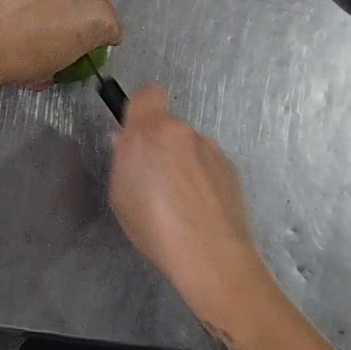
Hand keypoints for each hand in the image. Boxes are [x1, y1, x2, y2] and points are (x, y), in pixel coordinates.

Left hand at [0, 0, 120, 87]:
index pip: (109, 30)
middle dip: (80, 13)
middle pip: (94, 1)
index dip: (94, 39)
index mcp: (101, 21)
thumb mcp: (54, 66)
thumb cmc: (19, 60)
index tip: (78, 45)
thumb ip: (70, 48)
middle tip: (53, 28)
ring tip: (39, 6)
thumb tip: (62, 46)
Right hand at [109, 85, 258, 282]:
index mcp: (150, 132)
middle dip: (157, 145)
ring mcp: (211, 148)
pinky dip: (199, 178)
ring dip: (180, 163)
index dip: (139, 108)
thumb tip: (126, 141)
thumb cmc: (154, 225)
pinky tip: (197, 208)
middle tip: (150, 180)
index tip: (133, 133)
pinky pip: (205, 164)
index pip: (146, 94)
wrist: (210, 255)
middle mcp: (182, 132)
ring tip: (177, 202)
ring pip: (187, 146)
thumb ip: (122, 160)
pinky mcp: (230, 168)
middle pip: (166, 126)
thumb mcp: (120, 195)